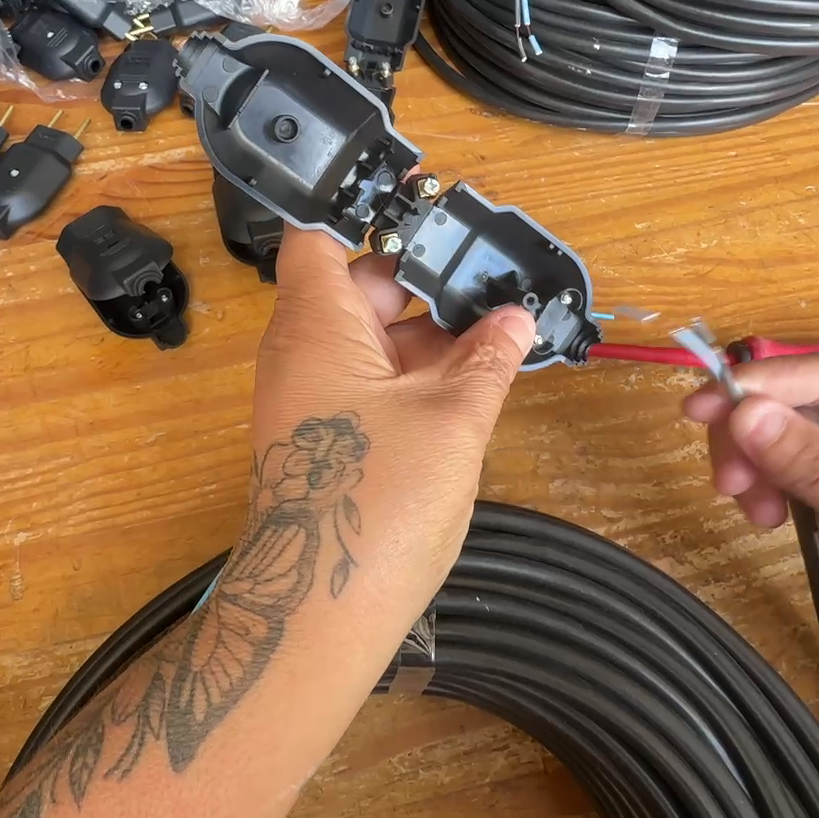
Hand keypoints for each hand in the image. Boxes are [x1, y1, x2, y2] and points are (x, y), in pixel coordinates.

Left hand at [249, 228, 534, 593]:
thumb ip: (487, 361)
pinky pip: (371, 380)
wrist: (322, 610)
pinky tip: (473, 381)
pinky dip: (415, 374)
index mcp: (316, 325)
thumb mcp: (451, 420)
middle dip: (425, 283)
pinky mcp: (326, 433)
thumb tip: (515, 320)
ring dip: (429, 335)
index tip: (423, 207)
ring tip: (497, 331)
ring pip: (372, 338)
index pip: (318, 238)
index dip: (364, 213)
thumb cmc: (379, 500)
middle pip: (361, 286)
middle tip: (491, 280)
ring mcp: (312, 394)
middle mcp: (303, 351)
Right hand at [682, 355, 818, 740]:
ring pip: (783, 438)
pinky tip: (763, 520)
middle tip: (725, 479)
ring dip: (752, 462)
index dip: (766, 383)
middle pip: (801, 404)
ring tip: (750, 510)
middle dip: (753, 430)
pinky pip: (785, 479)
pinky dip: (762, 489)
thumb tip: (741, 409)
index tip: (701, 406)